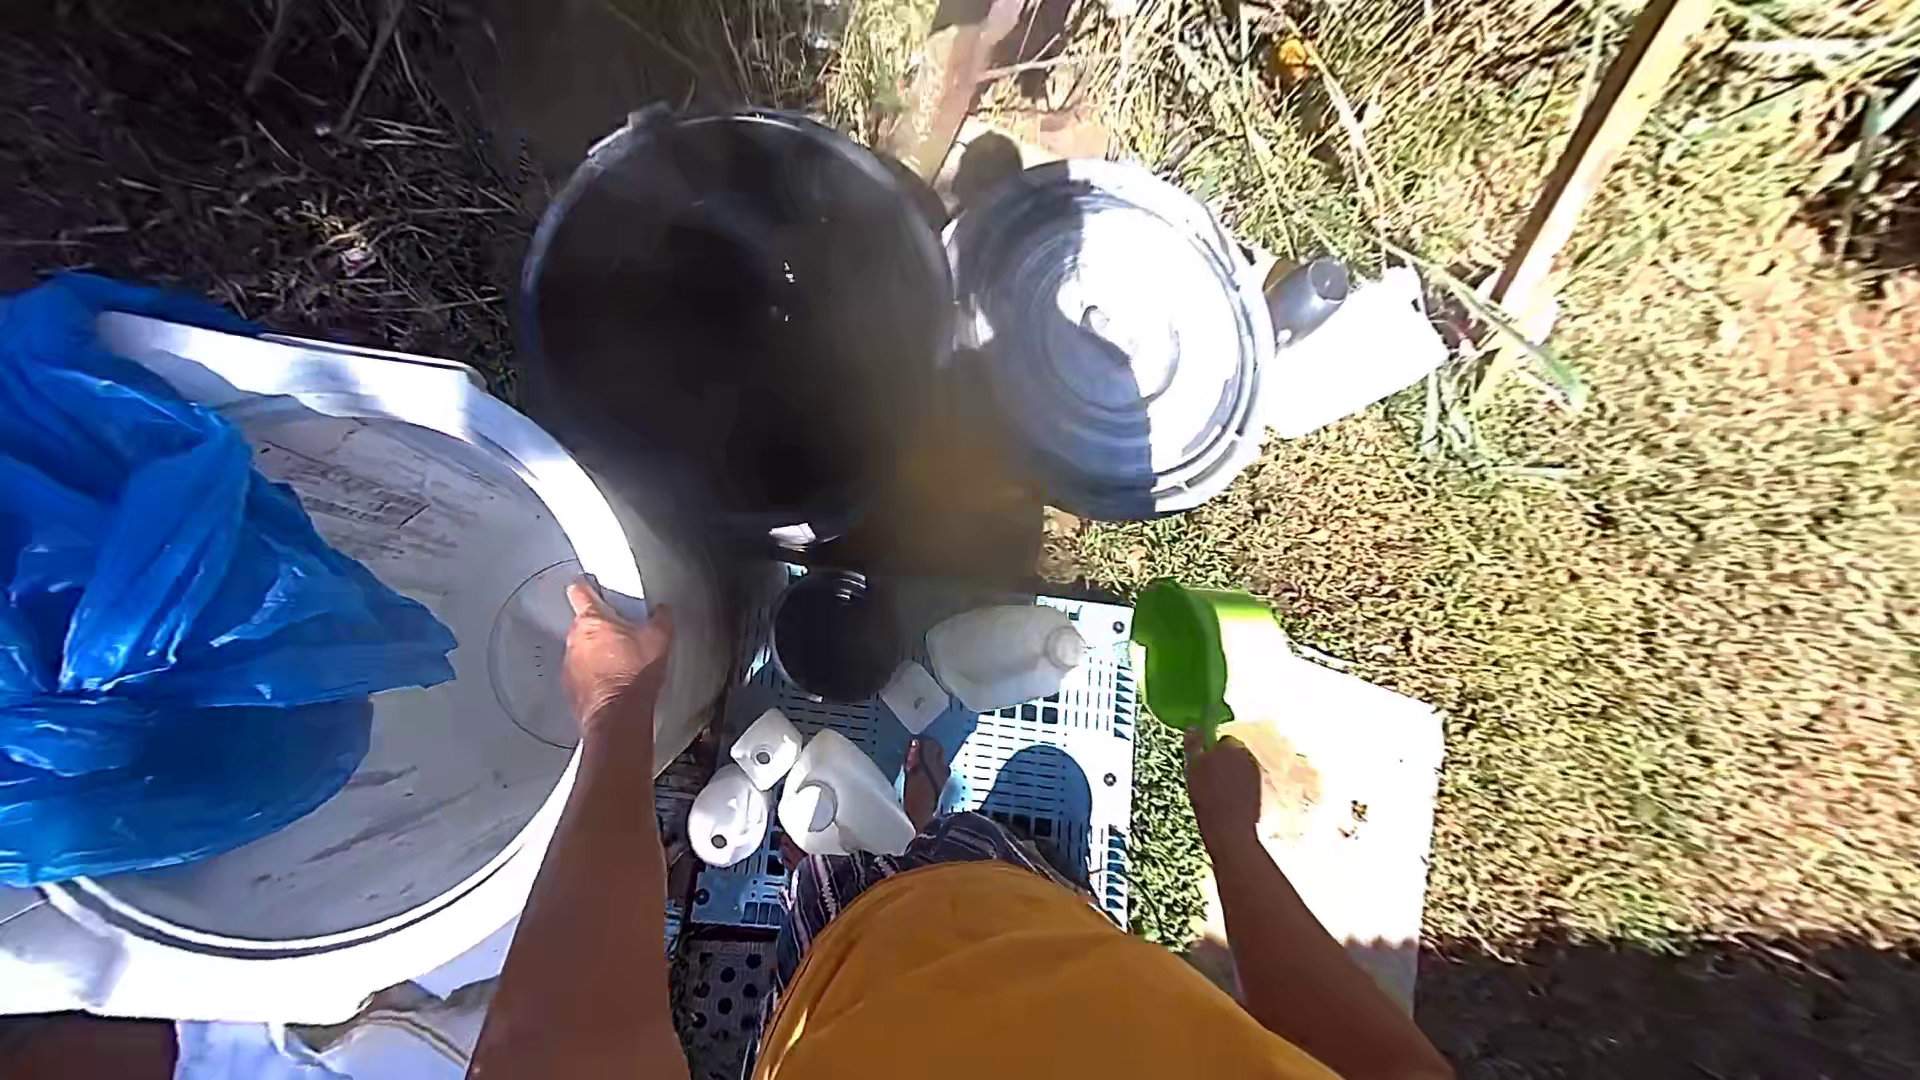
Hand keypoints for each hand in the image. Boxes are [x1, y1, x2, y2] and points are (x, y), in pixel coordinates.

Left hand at [562, 576, 672, 733]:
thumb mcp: (659, 637)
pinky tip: (615, 680)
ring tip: (622, 659)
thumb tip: (662, 610)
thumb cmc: (634, 672)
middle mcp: (575, 640)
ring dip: (597, 651)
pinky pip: (582, 673)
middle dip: (601, 626)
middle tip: (622, 630)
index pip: (581, 594)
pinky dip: (595, 674)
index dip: (583, 586)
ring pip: (582, 649)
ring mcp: (570, 665)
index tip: (583, 583)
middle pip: (584, 624)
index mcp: (593, 621)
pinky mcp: (571, 688)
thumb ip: (660, 618)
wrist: (619, 713)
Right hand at [1185, 729, 1263, 845]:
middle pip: (1237, 754)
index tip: (1205, 764)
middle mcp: (1251, 757)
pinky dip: (1244, 790)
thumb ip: (1193, 743)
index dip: (1213, 751)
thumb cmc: (1207, 794)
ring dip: (1236, 776)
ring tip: (1222, 793)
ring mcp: (1261, 775)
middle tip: (1212, 779)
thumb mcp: (1192, 766)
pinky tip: (1234, 802)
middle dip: (1227, 762)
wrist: (1230, 828)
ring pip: (1244, 770)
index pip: (1224, 740)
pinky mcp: (1267, 792)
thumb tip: (1193, 725)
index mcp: (1233, 746)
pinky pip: (1252, 785)